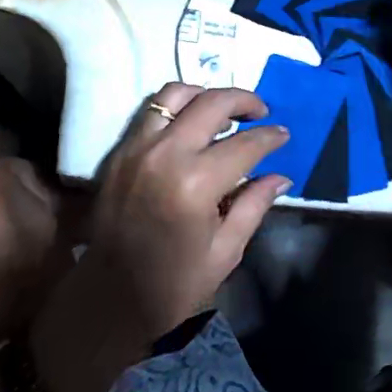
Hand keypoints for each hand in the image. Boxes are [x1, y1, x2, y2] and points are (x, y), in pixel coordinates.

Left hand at [72, 84, 291, 344]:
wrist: (109, 298)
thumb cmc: (174, 284)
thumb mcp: (225, 251)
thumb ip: (254, 205)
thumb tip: (281, 176)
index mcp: (196, 185)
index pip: (245, 144)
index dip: (270, 136)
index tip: (283, 134)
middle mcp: (165, 155)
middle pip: (212, 103)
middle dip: (244, 100)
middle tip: (260, 111)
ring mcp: (137, 148)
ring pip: (176, 94)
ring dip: (206, 95)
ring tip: (223, 111)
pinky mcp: (120, 151)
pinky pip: (151, 111)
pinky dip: (176, 107)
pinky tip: (191, 124)